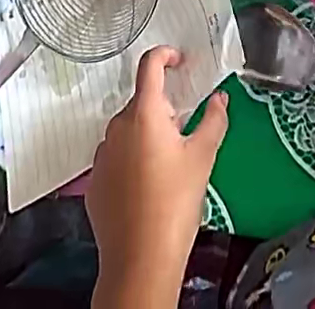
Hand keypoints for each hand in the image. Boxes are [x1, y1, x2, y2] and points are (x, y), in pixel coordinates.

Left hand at [88, 46, 228, 308]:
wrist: (140, 260)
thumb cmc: (175, 202)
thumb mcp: (203, 157)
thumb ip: (213, 120)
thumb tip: (219, 98)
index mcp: (144, 113)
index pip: (150, 65)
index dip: (165, 54)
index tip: (179, 60)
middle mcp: (117, 126)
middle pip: (143, 103)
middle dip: (164, 112)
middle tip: (185, 137)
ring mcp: (102, 154)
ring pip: (129, 131)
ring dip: (147, 136)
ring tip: (168, 168)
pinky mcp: (95, 181)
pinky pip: (117, 156)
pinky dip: (132, 160)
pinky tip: (147, 188)